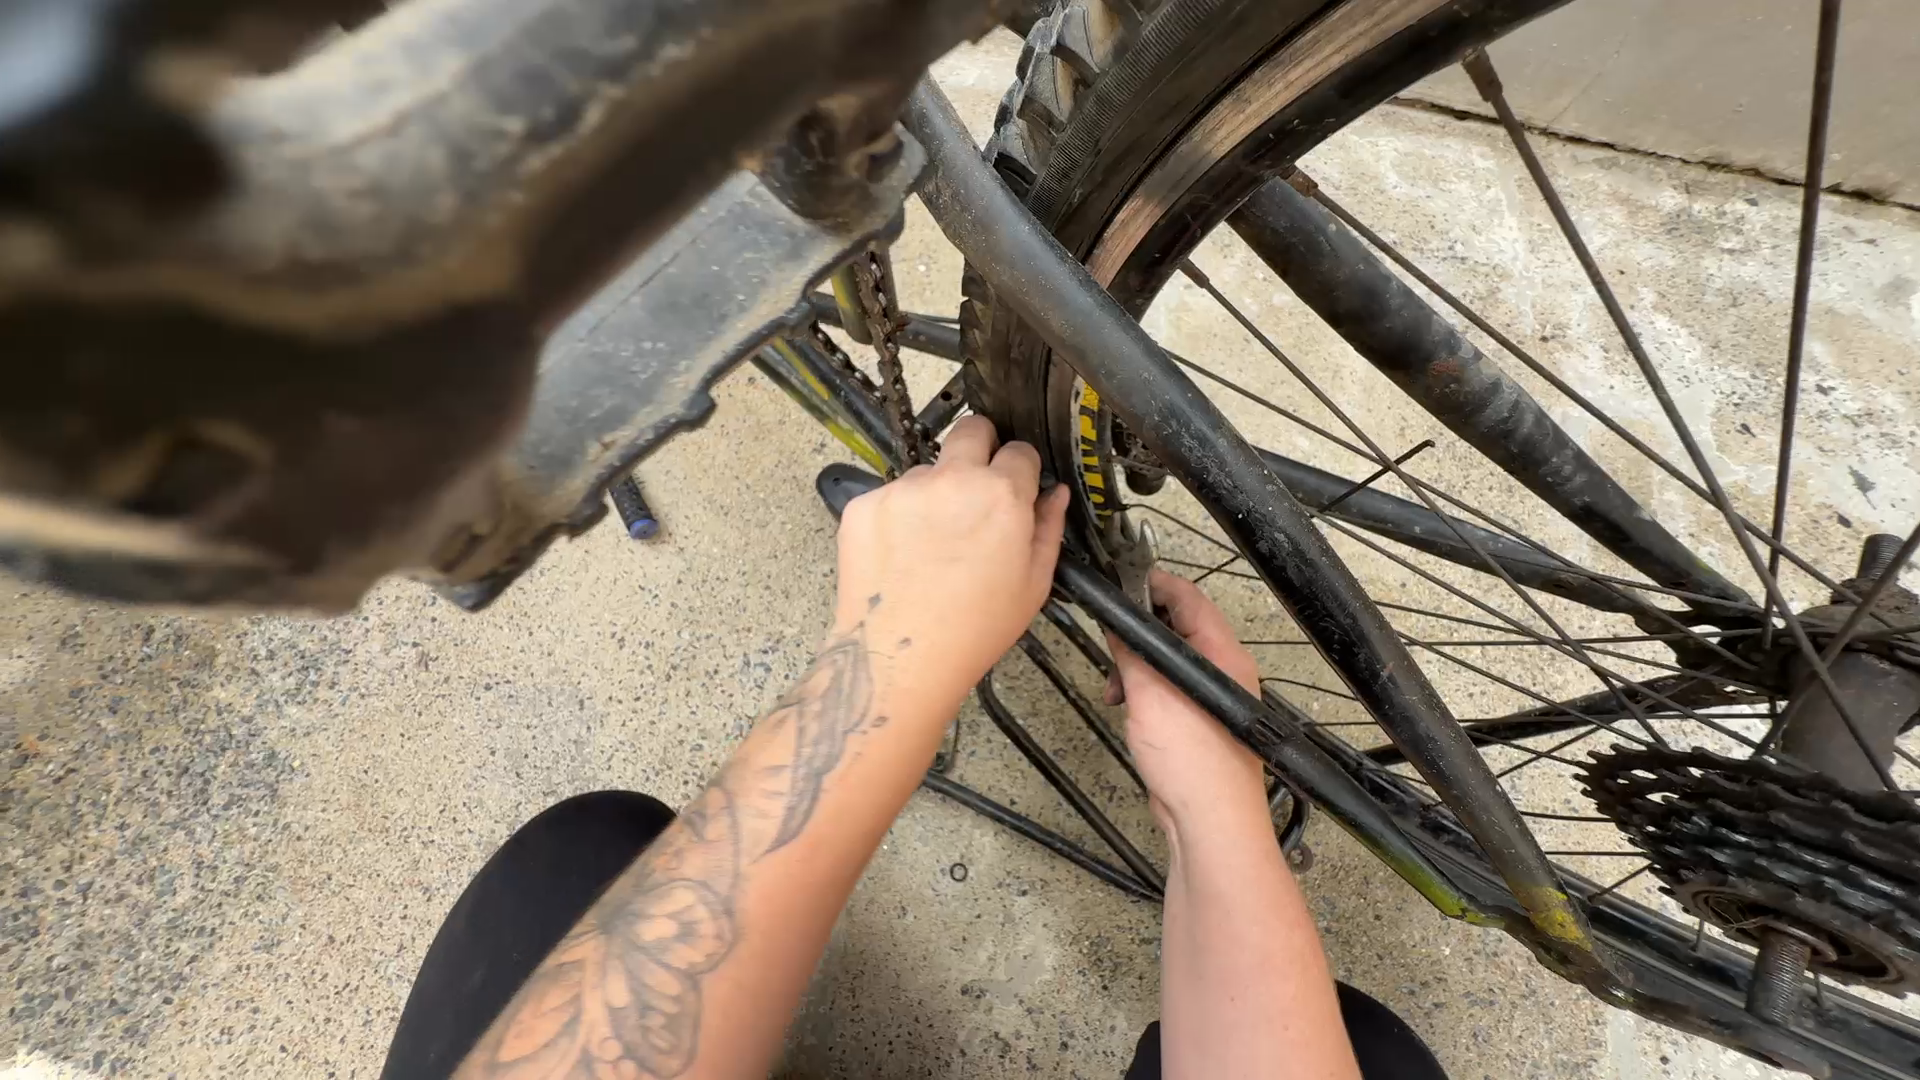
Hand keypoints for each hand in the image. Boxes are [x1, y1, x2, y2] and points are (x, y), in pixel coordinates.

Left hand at [833, 416, 1070, 706]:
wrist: (900, 657)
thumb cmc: (971, 630)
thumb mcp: (1033, 585)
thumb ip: (1048, 528)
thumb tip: (1054, 496)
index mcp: (1001, 496)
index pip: (1020, 450)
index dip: (1021, 468)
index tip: (1015, 484)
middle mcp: (952, 480)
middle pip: (971, 429)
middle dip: (980, 445)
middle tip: (977, 483)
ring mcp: (903, 489)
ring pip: (927, 470)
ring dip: (935, 493)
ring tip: (933, 545)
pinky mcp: (865, 504)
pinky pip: (889, 496)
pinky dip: (898, 516)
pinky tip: (903, 554)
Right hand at [1105, 569, 1266, 832]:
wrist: (1209, 821)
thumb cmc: (1192, 758)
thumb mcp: (1149, 691)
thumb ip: (1130, 649)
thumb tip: (1115, 618)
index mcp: (1221, 654)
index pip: (1188, 597)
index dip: (1152, 584)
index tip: (1119, 581)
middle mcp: (1222, 670)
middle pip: (1176, 627)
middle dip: (1138, 629)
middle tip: (1110, 636)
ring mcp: (1211, 697)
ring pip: (1168, 660)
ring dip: (1136, 663)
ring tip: (1114, 684)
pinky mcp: (1199, 721)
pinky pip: (1168, 688)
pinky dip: (1144, 689)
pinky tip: (1126, 704)